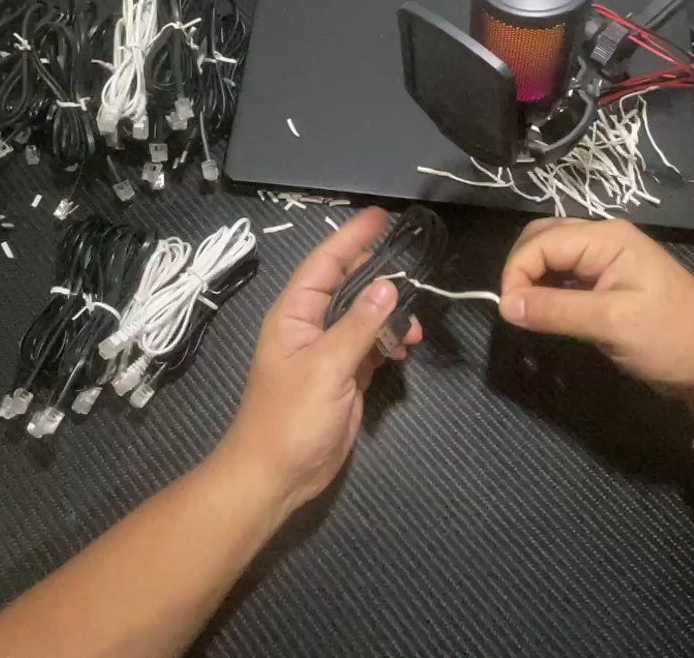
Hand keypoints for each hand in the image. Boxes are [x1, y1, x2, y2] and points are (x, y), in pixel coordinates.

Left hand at [212, 207, 421, 517]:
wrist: (277, 477)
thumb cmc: (290, 418)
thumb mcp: (326, 368)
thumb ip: (359, 326)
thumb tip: (389, 286)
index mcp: (295, 313)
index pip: (325, 263)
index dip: (352, 238)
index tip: (381, 215)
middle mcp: (312, 323)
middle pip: (349, 285)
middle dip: (380, 275)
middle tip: (414, 265)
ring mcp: (330, 349)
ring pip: (366, 315)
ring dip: (392, 315)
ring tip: (416, 326)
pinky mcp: (346, 373)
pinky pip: (373, 343)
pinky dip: (392, 341)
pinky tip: (407, 348)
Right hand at [498, 218, 693, 432]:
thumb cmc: (672, 339)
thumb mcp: (611, 324)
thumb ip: (555, 310)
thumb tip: (504, 304)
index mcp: (607, 238)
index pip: (541, 241)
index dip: (516, 271)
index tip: (507, 311)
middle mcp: (604, 239)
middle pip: (542, 239)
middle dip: (520, 269)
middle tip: (514, 309)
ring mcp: (608, 260)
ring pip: (552, 256)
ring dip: (533, 279)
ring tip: (527, 313)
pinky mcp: (609, 282)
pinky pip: (566, 275)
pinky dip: (549, 290)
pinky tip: (547, 313)